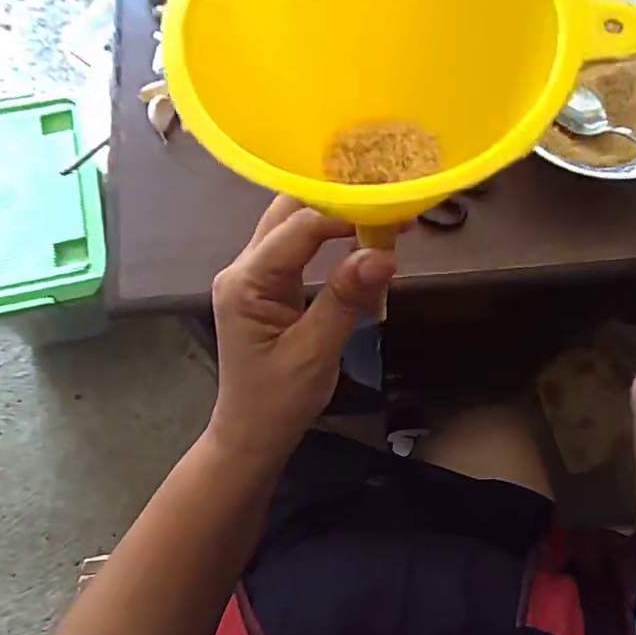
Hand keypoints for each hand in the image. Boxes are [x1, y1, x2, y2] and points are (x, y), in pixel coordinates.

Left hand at [206, 196, 396, 460]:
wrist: (251, 433)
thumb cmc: (277, 401)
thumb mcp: (314, 353)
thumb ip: (345, 300)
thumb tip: (384, 255)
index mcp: (246, 282)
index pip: (299, 227)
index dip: (345, 212)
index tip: (391, 210)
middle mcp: (244, 269)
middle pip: (288, 212)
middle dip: (337, 201)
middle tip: (386, 203)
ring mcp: (253, 276)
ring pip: (293, 226)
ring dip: (334, 217)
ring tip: (380, 217)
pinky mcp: (267, 288)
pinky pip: (298, 249)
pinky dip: (329, 241)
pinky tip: (357, 241)